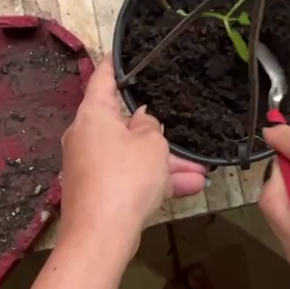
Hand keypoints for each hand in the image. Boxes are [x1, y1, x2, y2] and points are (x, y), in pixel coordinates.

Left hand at [59, 64, 206, 254]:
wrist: (100, 236)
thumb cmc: (125, 177)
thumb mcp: (151, 145)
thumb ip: (150, 126)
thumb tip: (142, 121)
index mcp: (93, 114)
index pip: (102, 79)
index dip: (113, 65)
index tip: (117, 52)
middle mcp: (87, 135)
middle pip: (124, 124)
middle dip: (157, 132)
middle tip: (182, 128)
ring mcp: (91, 165)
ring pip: (133, 155)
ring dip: (165, 163)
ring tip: (201, 171)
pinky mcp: (99, 191)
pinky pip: (131, 177)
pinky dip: (156, 181)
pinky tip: (191, 188)